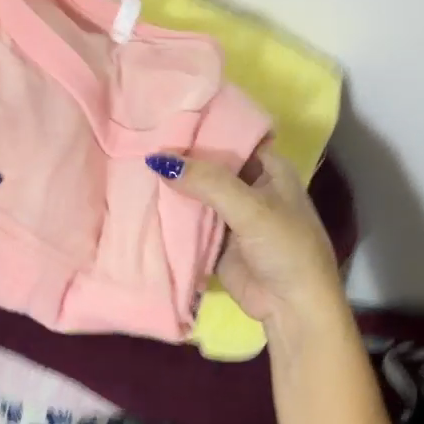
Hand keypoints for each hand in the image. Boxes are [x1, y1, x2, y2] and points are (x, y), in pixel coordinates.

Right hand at [148, 146, 347, 340]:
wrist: (292, 305)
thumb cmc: (285, 248)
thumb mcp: (251, 208)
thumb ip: (208, 183)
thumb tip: (158, 161)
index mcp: (268, 168)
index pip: (230, 136)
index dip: (201, 128)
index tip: (164, 117)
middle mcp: (249, 186)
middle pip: (209, 166)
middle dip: (180, 160)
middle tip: (138, 142)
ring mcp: (231, 216)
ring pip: (197, 195)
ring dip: (173, 189)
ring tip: (132, 168)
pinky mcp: (216, 243)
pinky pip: (190, 225)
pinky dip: (172, 218)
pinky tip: (142, 203)